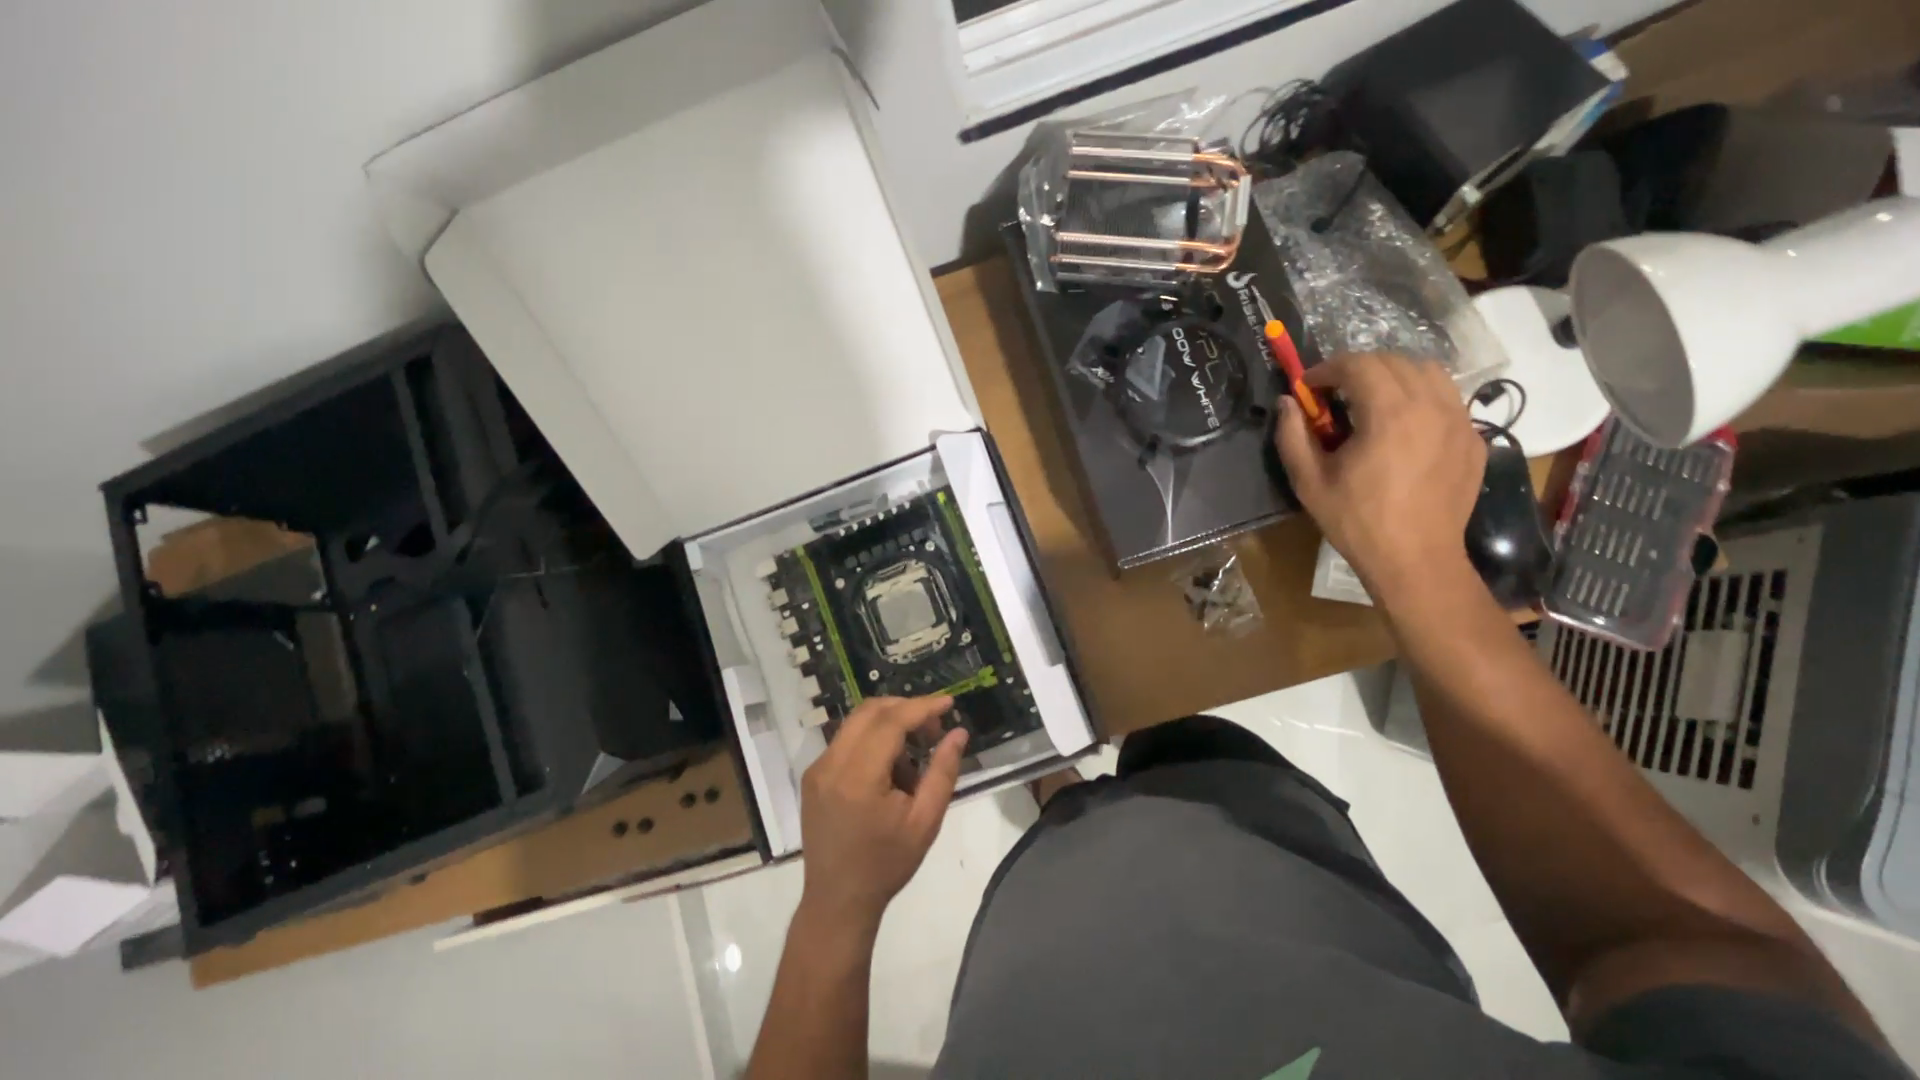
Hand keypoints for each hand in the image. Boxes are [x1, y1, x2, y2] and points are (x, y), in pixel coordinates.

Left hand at [797, 696, 967, 929]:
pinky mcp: (813, 777)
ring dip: (888, 724)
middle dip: (905, 709)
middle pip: (869, 711)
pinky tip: (891, 769)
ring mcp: (817, 769)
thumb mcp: (925, 821)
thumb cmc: (886, 864)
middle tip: (934, 728)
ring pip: (855, 723)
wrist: (838, 899)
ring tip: (915, 753)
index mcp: (858, 776)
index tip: (949, 703)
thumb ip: (943, 772)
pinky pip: (845, 741)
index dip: (922, 707)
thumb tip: (958, 732)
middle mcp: (830, 764)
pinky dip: (871, 740)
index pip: (891, 721)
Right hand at [1274, 353, 1485, 604]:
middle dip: (1359, 369)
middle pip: (1394, 361)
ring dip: (1395, 377)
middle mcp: (1431, 405)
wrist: (1416, 561)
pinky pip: (1449, 401)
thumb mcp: (1310, 482)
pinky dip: (1423, 400)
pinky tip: (1405, 428)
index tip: (1309, 387)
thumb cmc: (1358, 522)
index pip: (1358, 364)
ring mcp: (1460, 421)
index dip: (1328, 369)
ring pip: (1429, 373)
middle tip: (1336, 395)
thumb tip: (1287, 402)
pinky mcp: (1474, 439)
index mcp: (1389, 412)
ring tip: (1375, 402)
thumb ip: (1292, 435)